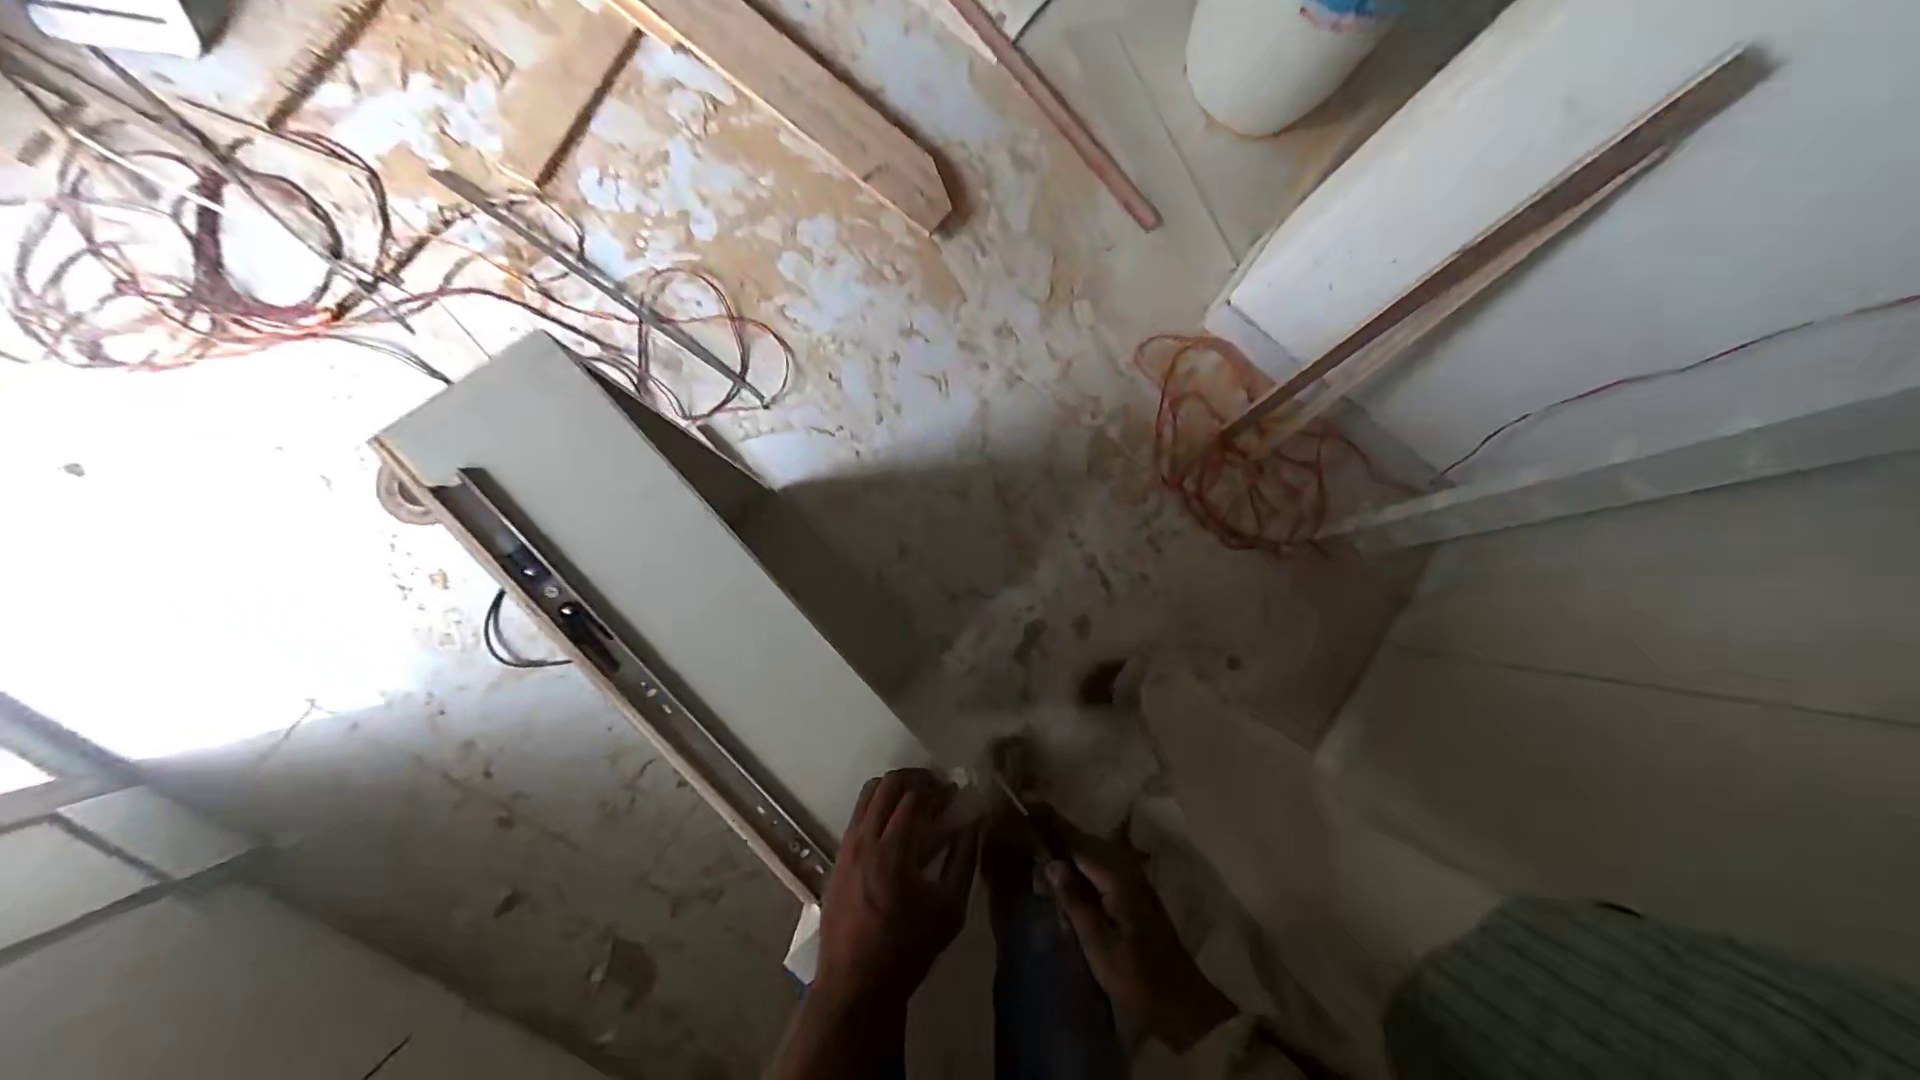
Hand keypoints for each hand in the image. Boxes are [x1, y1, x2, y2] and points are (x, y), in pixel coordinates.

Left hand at [815, 768, 981, 1005]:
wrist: (856, 984)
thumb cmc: (908, 948)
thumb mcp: (949, 908)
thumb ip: (964, 859)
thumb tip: (974, 825)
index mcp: (892, 851)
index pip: (914, 798)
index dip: (937, 789)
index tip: (955, 791)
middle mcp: (864, 840)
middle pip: (886, 786)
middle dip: (913, 778)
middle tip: (936, 786)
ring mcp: (846, 848)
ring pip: (867, 796)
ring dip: (893, 788)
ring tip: (916, 799)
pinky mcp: (838, 859)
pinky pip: (858, 816)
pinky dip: (878, 807)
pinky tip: (897, 826)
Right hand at [1042, 814, 1236, 1051]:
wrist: (1181, 1003)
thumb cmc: (1137, 977)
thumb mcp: (1099, 944)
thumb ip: (1074, 900)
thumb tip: (1051, 862)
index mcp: (1116, 876)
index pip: (1074, 840)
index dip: (1048, 821)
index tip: (1024, 801)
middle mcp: (1125, 867)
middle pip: (1082, 839)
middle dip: (1053, 827)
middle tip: (1022, 817)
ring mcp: (1131, 878)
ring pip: (1089, 850)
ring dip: (1064, 843)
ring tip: (1035, 838)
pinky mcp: (1131, 891)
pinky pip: (1097, 864)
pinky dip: (1076, 860)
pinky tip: (1060, 868)